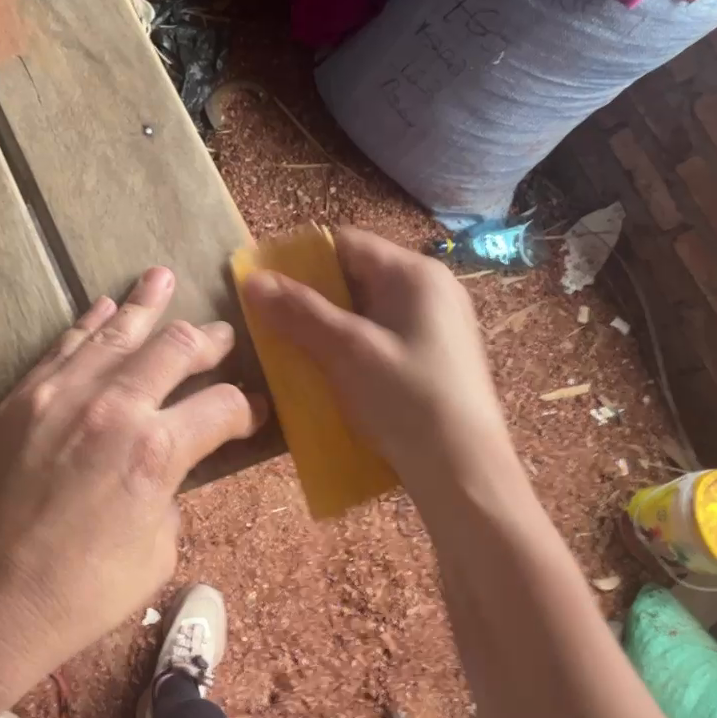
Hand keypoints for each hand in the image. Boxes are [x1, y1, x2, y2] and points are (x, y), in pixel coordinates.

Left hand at [0, 266, 265, 701]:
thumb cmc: (77, 596)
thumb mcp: (154, 555)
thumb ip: (169, 497)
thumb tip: (164, 470)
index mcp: (156, 451)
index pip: (221, 407)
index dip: (247, 408)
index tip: (254, 412)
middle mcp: (113, 406)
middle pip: (173, 350)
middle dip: (206, 341)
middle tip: (222, 337)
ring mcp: (61, 394)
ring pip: (115, 332)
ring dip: (145, 305)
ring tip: (162, 277)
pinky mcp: (20, 396)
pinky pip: (63, 346)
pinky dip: (89, 323)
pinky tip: (105, 305)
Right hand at [239, 227, 522, 507]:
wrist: (465, 474)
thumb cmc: (408, 401)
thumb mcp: (347, 352)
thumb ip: (298, 312)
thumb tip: (251, 279)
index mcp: (415, 274)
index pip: (345, 243)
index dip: (299, 258)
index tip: (260, 281)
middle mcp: (429, 290)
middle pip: (353, 275)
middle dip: (308, 295)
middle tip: (268, 319)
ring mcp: (434, 325)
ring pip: (363, 309)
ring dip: (324, 325)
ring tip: (288, 347)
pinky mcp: (431, 357)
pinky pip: (377, 336)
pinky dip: (347, 346)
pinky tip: (325, 372)